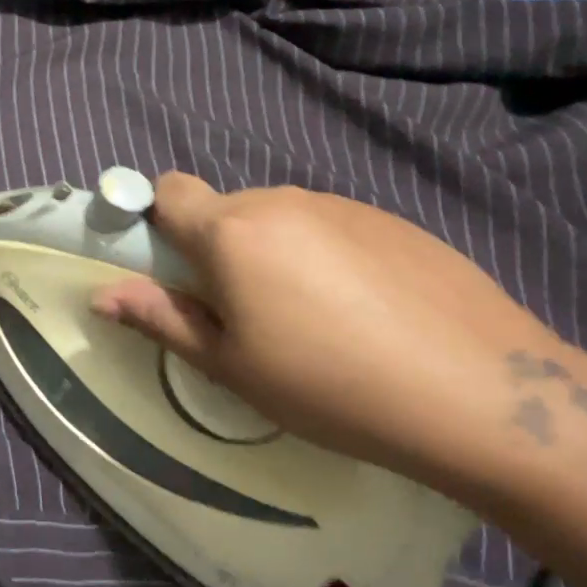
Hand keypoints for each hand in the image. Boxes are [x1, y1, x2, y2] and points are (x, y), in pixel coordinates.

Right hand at [91, 174, 586, 480]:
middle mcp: (281, 201)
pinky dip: (322, 257)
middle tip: (243, 316)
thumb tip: (101, 294)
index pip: (168, 190)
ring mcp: (343, 205)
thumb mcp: (232, 365)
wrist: (484, 396)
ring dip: (270, 254)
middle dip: (216, 249)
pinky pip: (329, 227)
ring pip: (278, 218)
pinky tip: (361, 313)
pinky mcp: (393, 220)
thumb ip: (161, 319)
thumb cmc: (331, 386)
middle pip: (224, 208)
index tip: (172, 272)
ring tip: (310, 321)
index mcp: (232, 231)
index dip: (157, 223)